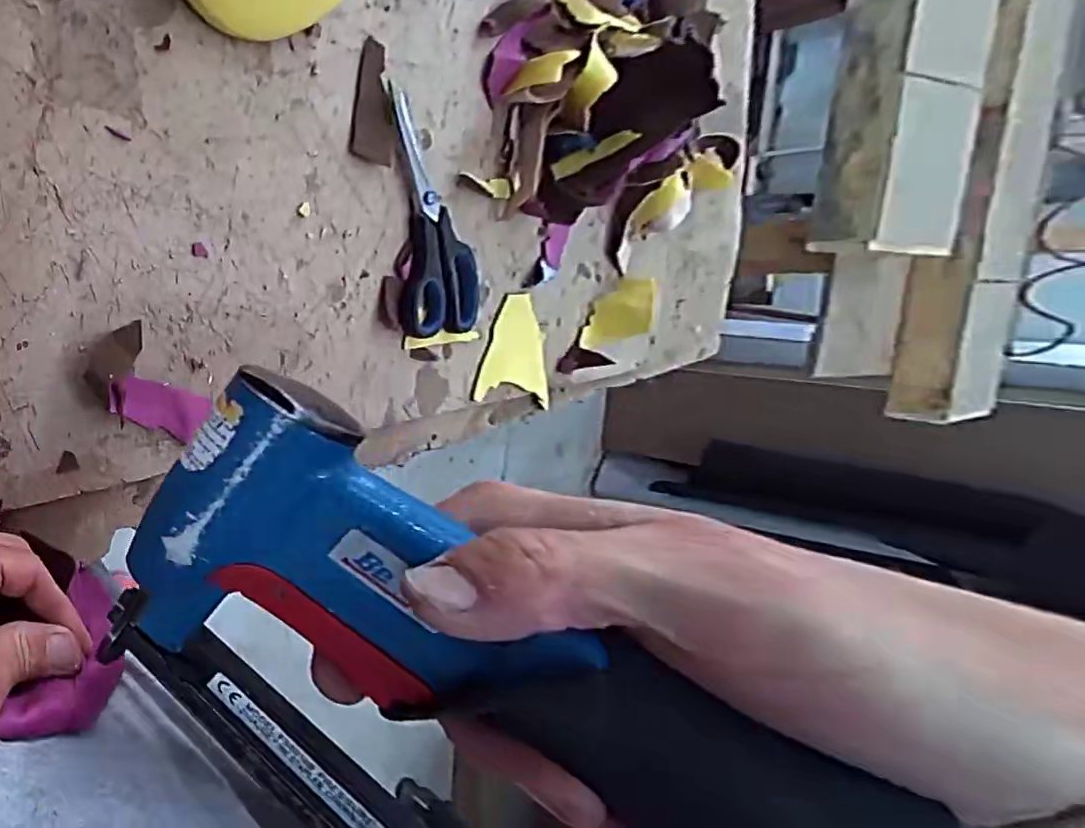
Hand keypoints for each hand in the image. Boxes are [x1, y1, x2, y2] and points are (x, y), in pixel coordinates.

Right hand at [315, 482, 1084, 827]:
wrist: (1002, 751)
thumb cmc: (850, 641)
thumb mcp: (691, 589)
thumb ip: (552, 576)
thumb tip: (422, 590)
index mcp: (536, 532)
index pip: (412, 534)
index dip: (357, 571)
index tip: (325, 629)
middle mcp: (538, 582)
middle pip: (429, 621)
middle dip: (435, 684)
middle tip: (470, 736)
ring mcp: (570, 648)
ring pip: (476, 687)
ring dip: (501, 744)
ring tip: (573, 788)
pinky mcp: (603, 710)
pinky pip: (531, 737)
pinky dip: (540, 773)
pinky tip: (588, 795)